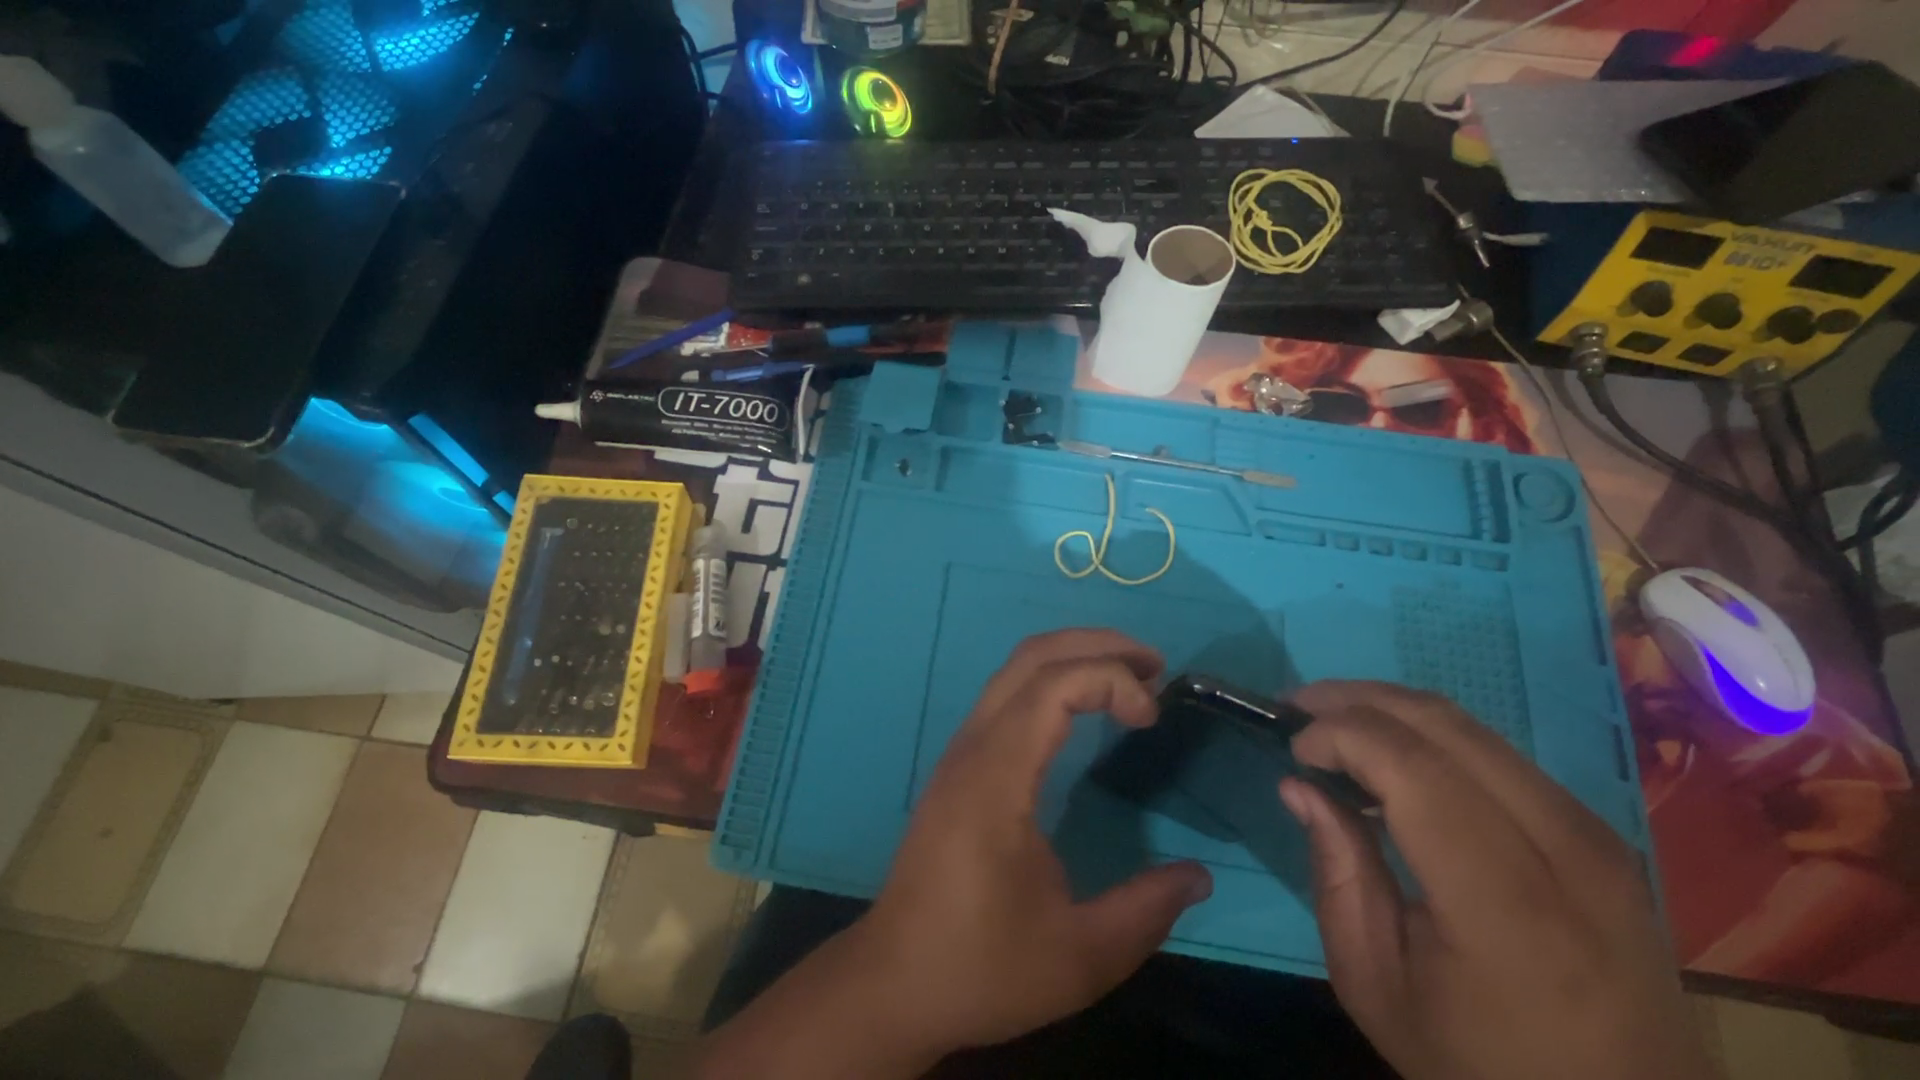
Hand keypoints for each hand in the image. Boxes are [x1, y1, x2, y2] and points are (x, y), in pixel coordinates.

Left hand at [849, 629, 1213, 1057]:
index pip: (1052, 685)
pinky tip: (1084, 712)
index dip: (1111, 679)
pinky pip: (1005, 699)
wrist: (894, 985)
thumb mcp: (1082, 956)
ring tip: (1130, 681)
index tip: (1153, 717)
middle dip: (1097, 645)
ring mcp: (958, 757)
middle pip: (1030, 658)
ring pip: (1013, 672)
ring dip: (1073, 660)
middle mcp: (972, 751)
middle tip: (1156, 666)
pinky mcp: (956, 771)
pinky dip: (1051, 683)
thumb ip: (1148, 910)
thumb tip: (1200, 875)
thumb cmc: (983, 968)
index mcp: (996, 781)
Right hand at [1283, 681, 1714, 1079]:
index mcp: (1507, 905)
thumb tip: (1301, 786)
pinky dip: (1434, 737)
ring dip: (1394, 711)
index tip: (1292, 749)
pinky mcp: (1601, 832)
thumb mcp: (1375, 982)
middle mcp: (1565, 849)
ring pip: (1477, 730)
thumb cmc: (1479, 1059)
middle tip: (1299, 709)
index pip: (1417, 770)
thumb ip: (1339, 874)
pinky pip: (1502, 754)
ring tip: (1334, 724)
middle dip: (1360, 701)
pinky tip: (1393, 758)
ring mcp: (1594, 834)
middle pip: (1447, 729)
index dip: (1343, 734)